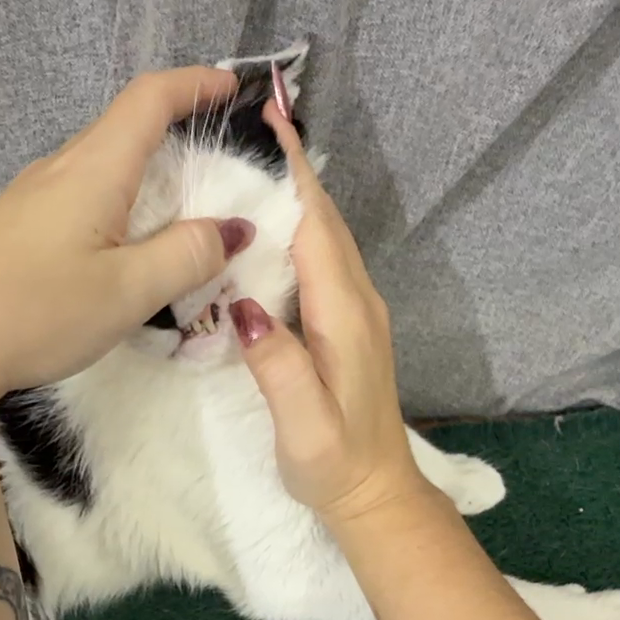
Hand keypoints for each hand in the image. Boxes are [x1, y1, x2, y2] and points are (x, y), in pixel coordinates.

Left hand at [0, 67, 254, 410]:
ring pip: (93, 173)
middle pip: (120, 133)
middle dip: (171, 137)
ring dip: (137, 181)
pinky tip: (108, 254)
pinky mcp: (6, 234)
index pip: (149, 100)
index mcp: (92, 171)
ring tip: (166, 220)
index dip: (193, 85)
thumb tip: (232, 229)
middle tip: (209, 170)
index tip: (228, 88)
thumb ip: (186, 257)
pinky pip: (70, 205)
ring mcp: (24, 203)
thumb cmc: (37, 312)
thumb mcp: (127, 292)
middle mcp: (55, 172)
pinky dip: (107, 212)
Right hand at [231, 104, 435, 525]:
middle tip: (253, 135)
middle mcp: (358, 305)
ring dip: (298, 202)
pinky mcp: (349, 329)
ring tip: (257, 171)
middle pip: (326, 226)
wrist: (375, 494)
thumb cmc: (335, 465)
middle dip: (296, 175)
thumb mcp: (304, 425)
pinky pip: (324, 267)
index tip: (274, 125)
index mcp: (344, 319)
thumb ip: (279, 367)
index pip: (320, 231)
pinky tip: (272, 238)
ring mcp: (358, 316)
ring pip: (327, 243)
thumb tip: (244, 306)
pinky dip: (300, 238)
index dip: (298, 176)